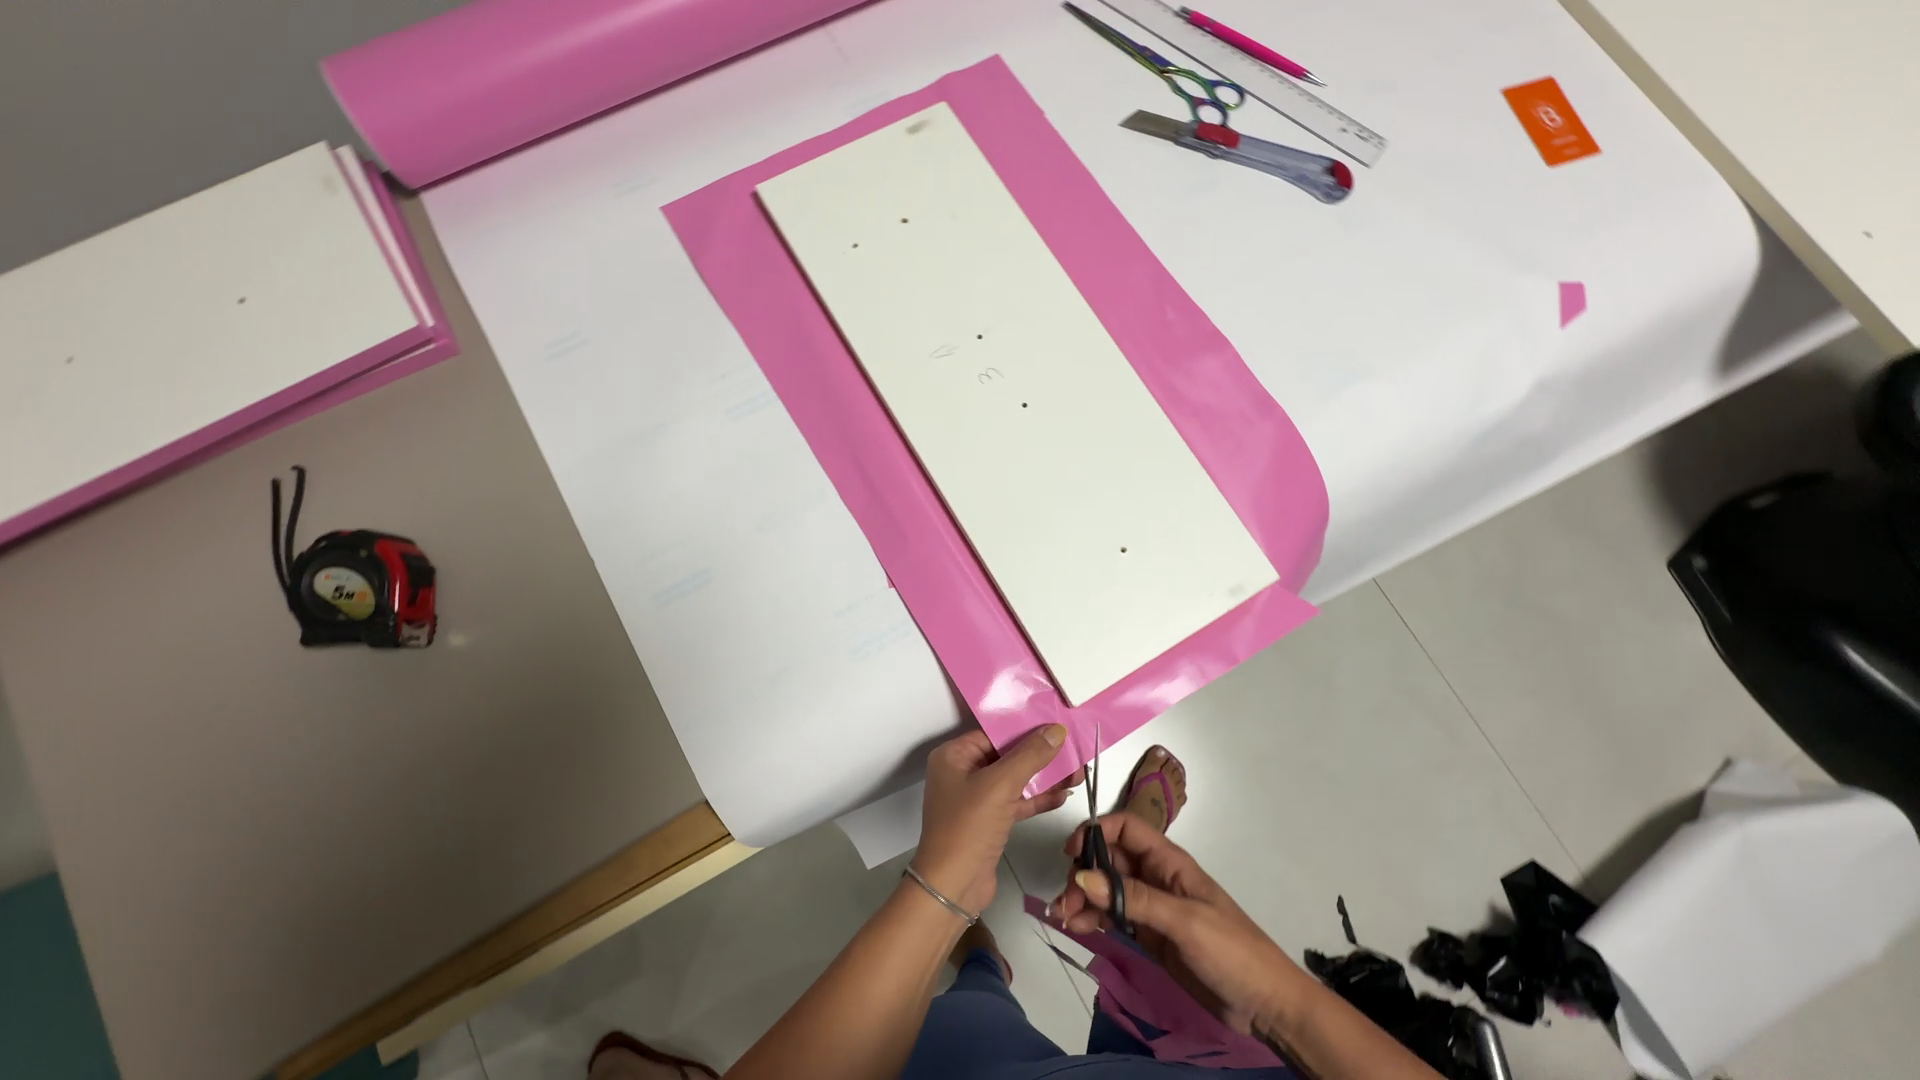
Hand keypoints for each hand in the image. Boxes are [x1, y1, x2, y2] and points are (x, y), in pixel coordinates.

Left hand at [913, 725, 1078, 915]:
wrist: (953, 887)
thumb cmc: (968, 828)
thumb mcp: (1000, 786)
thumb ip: (1030, 756)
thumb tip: (1056, 730)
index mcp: (954, 756)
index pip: (994, 732)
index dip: (1027, 727)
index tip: (1058, 724)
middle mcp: (963, 772)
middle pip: (1008, 755)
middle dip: (1041, 755)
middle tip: (1075, 752)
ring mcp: (976, 798)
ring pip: (1016, 779)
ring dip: (1045, 777)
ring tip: (1077, 773)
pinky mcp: (989, 821)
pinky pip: (1016, 801)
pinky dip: (1037, 798)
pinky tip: (1062, 795)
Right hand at [1054, 812, 1307, 1033]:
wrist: (1265, 1004)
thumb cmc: (1232, 952)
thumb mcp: (1184, 922)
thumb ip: (1134, 899)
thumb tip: (1083, 877)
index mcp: (1170, 862)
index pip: (1126, 828)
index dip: (1096, 833)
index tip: (1072, 856)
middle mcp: (1157, 878)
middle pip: (1109, 859)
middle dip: (1083, 873)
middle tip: (1066, 902)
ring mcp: (1152, 907)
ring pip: (1106, 889)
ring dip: (1083, 898)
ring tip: (1066, 919)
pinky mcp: (1150, 935)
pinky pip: (1113, 916)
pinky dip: (1093, 918)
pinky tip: (1078, 928)